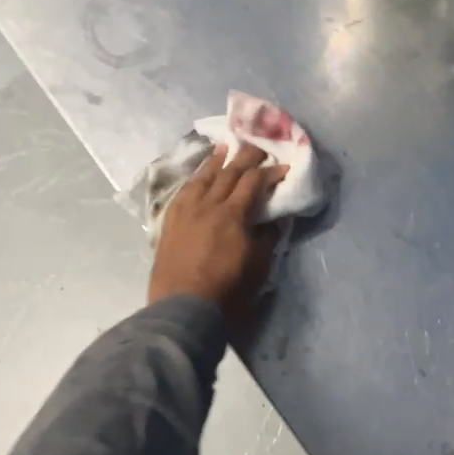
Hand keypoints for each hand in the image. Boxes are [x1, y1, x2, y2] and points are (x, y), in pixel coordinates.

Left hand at [148, 143, 287, 316]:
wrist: (182, 308)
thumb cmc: (227, 290)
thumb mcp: (259, 266)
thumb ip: (267, 238)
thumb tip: (274, 219)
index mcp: (233, 214)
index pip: (254, 182)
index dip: (270, 172)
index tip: (283, 167)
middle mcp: (208, 205)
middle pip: (229, 173)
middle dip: (246, 157)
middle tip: (258, 147)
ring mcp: (186, 211)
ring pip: (203, 177)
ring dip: (217, 161)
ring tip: (226, 149)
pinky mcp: (170, 221)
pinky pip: (185, 191)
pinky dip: (195, 178)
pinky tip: (200, 175)